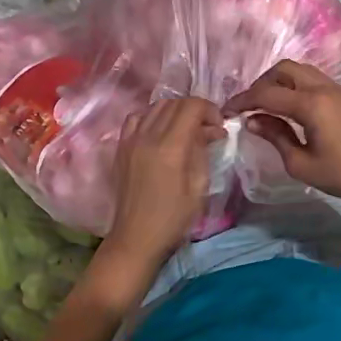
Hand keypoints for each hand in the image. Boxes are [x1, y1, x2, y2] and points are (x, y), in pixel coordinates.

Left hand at [105, 98, 225, 264]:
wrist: (136, 237)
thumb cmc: (173, 219)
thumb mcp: (198, 187)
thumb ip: (202, 152)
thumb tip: (210, 130)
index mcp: (170, 147)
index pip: (192, 106)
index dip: (210, 111)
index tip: (219, 129)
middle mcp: (148, 136)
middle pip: (174, 102)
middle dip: (195, 110)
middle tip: (207, 130)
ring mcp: (131, 139)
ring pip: (155, 106)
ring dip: (175, 112)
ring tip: (185, 130)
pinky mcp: (121, 147)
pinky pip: (136, 118)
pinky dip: (152, 117)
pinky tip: (160, 133)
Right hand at [224, 60, 340, 211]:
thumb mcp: (302, 164)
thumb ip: (276, 137)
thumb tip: (253, 121)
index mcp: (311, 104)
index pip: (266, 94)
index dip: (242, 101)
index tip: (225, 112)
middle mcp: (323, 88)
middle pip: (283, 70)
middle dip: (261, 84)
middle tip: (248, 106)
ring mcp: (337, 89)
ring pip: (300, 72)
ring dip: (278, 83)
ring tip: (266, 106)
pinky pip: (313, 80)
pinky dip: (294, 87)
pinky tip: (289, 109)